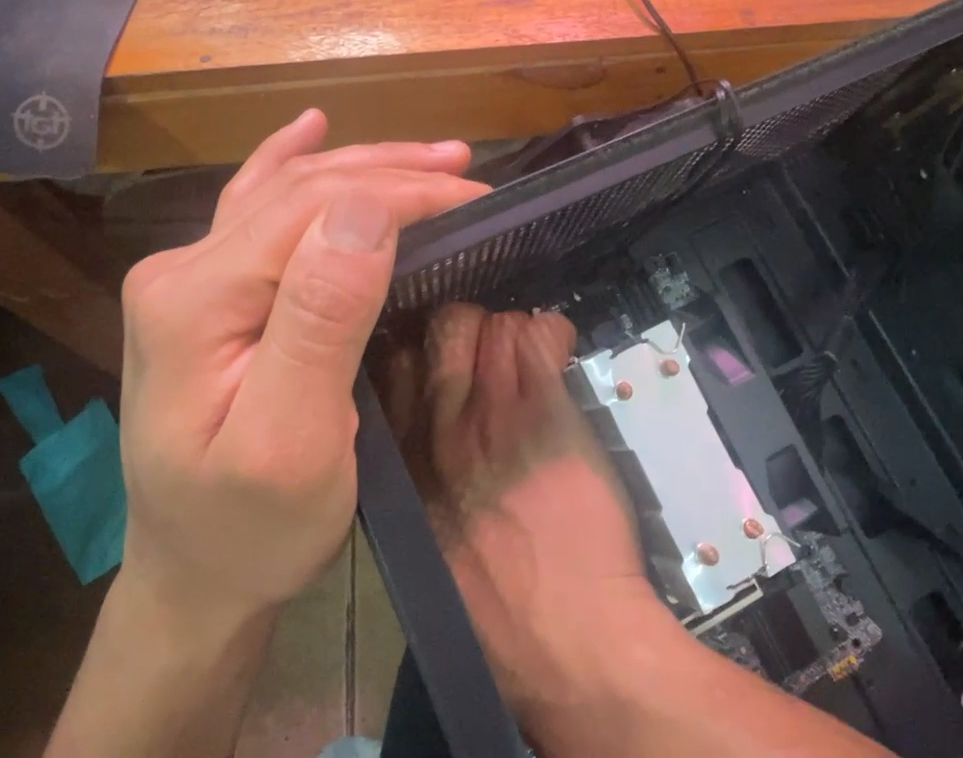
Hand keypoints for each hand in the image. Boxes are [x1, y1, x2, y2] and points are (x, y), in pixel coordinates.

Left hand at [115, 110, 488, 615]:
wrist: (194, 576)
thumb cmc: (252, 527)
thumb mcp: (294, 441)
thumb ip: (320, 321)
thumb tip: (366, 212)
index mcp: (200, 299)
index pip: (316, 208)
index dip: (402, 193)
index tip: (479, 200)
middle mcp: (181, 271)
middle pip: (300, 189)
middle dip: (392, 173)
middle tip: (471, 172)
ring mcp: (186, 280)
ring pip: (284, 191)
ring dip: (362, 166)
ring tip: (434, 157)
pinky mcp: (202, 296)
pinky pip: (253, 208)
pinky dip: (293, 163)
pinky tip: (311, 129)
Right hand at [385, 305, 668, 717]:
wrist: (568, 640)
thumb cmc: (494, 608)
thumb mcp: (423, 543)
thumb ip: (415, 479)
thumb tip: (421, 434)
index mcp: (401, 460)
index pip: (394, 364)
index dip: (422, 354)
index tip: (444, 364)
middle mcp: (438, 426)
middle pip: (442, 328)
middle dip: (468, 331)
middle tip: (492, 357)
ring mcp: (495, 414)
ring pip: (495, 322)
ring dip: (514, 335)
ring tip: (530, 362)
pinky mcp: (550, 412)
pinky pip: (544, 336)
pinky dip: (552, 336)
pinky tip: (558, 357)